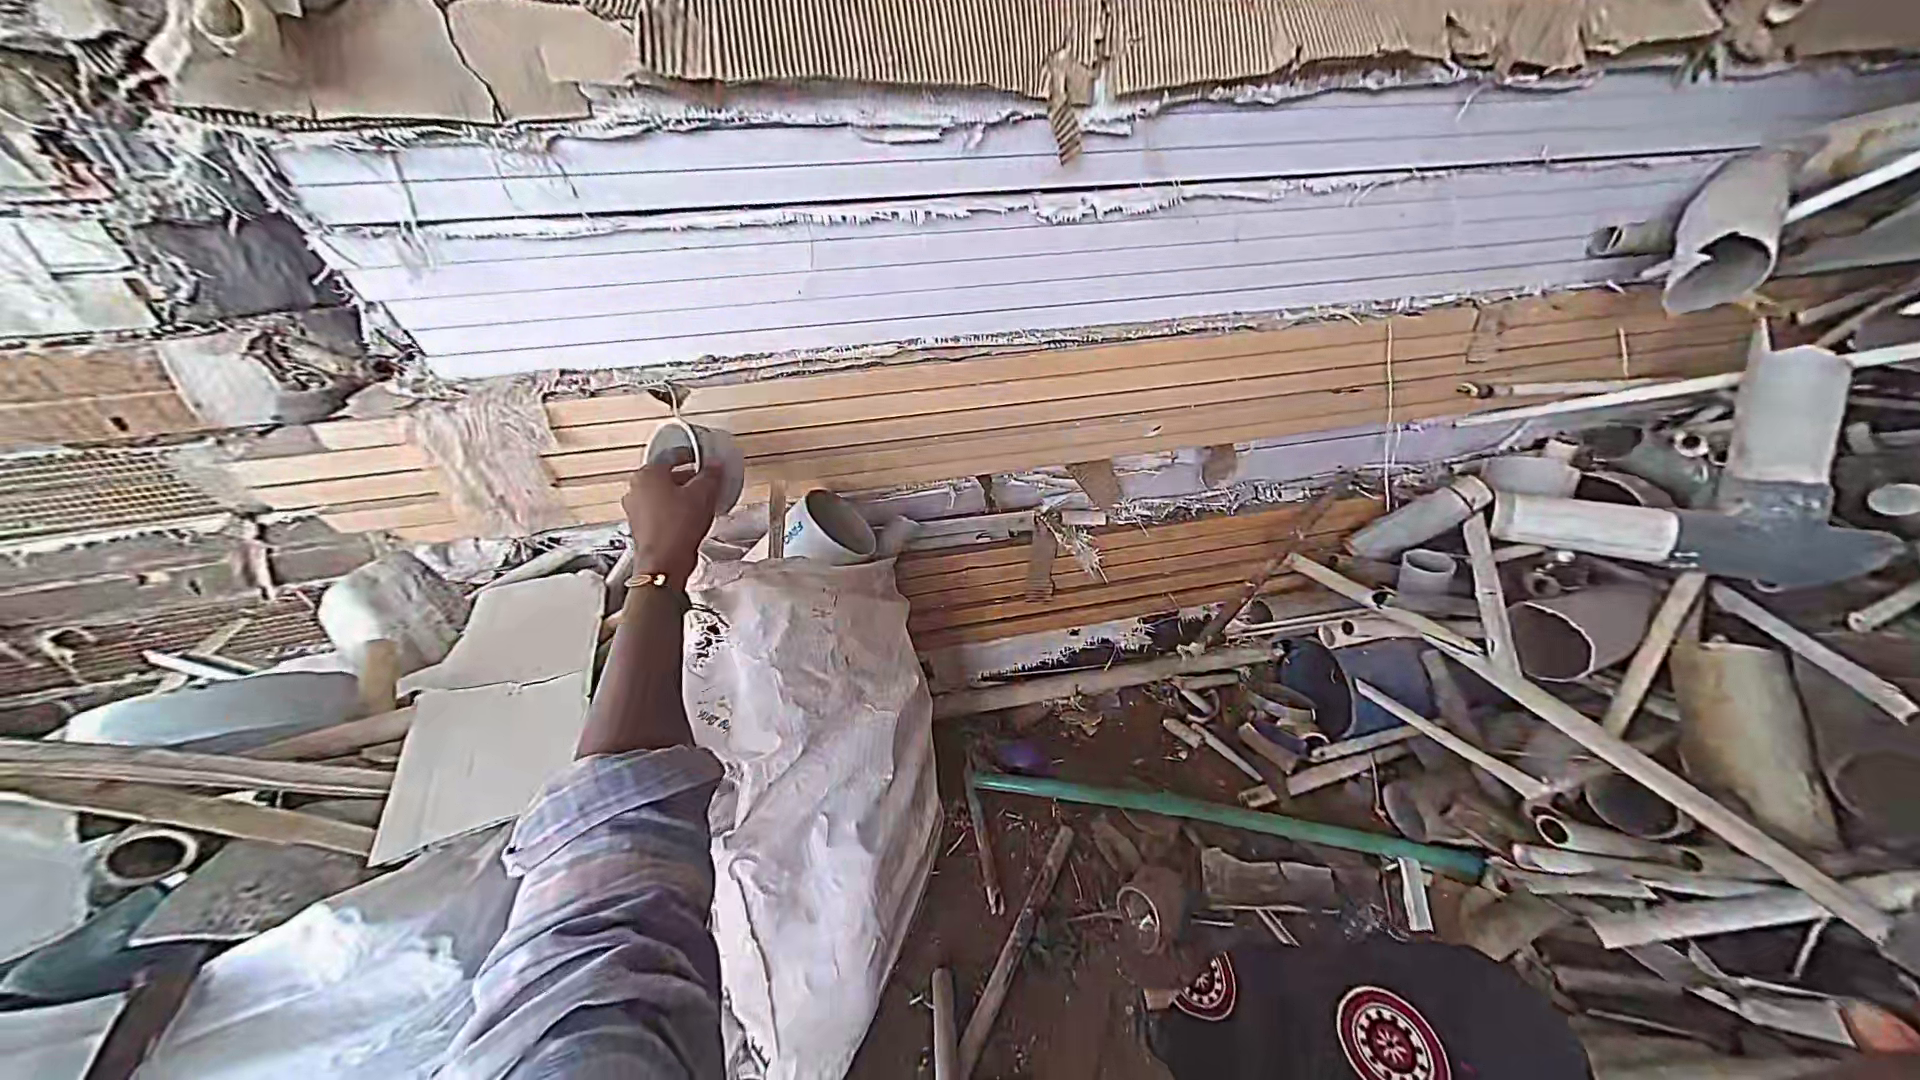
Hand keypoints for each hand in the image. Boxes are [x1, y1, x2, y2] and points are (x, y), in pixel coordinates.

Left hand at [621, 450, 720, 588]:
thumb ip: (710, 475)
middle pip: (665, 476)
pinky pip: (660, 511)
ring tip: (701, 501)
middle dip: (687, 477)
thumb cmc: (677, 527)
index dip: (690, 455)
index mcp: (648, 474)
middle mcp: (636, 489)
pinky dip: (674, 511)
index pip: (671, 456)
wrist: (664, 562)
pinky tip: (690, 518)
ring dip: (680, 495)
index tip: (701, 458)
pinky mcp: (641, 526)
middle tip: (706, 481)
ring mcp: (636, 509)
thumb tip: (714, 466)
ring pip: (662, 494)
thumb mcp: (703, 494)